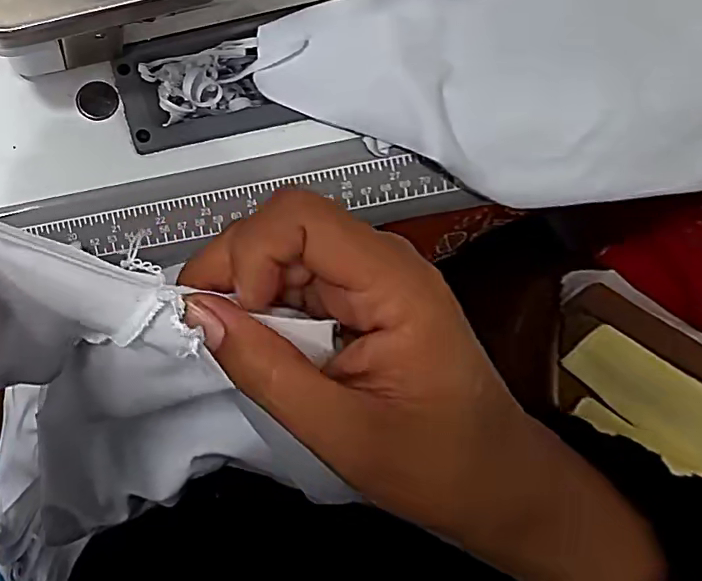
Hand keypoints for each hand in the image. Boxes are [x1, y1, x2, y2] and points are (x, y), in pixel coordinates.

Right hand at [180, 189, 663, 580]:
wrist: (501, 485)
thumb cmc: (442, 466)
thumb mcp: (344, 435)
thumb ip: (266, 371)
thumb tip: (200, 314)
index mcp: (393, 281)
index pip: (301, 216)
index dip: (254, 250)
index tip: (239, 309)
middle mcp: (377, 259)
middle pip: (282, 222)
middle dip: (234, 264)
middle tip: (211, 320)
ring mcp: (364, 270)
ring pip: (278, 242)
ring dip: (242, 282)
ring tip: (235, 335)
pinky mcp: (351, 288)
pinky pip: (288, 270)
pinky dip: (258, 297)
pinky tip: (259, 336)